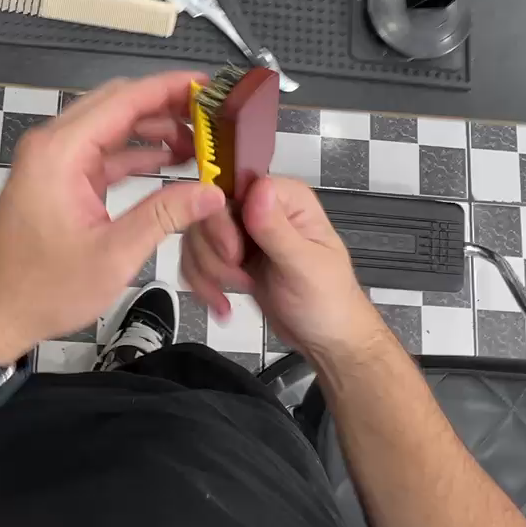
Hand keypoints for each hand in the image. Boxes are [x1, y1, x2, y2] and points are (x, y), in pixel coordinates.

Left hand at [0, 73, 226, 363]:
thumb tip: (213, 192)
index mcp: (61, 151)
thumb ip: (164, 215)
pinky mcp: (57, 177)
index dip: (170, 87)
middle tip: (212, 114)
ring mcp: (53, 158)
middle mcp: (53, 143)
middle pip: (117, 103)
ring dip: (152, 127)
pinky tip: (169, 160)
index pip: (124, 100)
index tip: (209, 85)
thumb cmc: (45, 288)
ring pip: (110, 124)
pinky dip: (134, 151)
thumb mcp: (113, 255)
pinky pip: (101, 150)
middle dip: (166, 104)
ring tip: (200, 140)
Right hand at [181, 176, 385, 361]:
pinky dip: (203, 282)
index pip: (235, 188)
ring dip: (209, 271)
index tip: (233, 254)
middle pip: (209, 212)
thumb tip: (259, 189)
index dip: (224, 220)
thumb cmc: (328, 302)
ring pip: (198, 236)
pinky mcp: (231, 254)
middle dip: (214, 253)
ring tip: (237, 291)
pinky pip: (197, 256)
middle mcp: (262, 207)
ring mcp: (243, 231)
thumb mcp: (304, 266)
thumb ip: (277, 229)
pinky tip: (223, 301)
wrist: (322, 338)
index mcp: (287, 199)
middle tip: (238, 279)